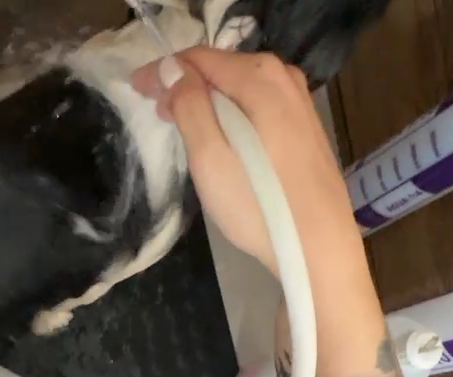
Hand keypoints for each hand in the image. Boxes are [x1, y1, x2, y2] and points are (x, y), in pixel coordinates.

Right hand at [133, 49, 356, 276]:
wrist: (317, 242)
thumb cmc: (257, 205)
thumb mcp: (211, 159)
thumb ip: (189, 108)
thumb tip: (172, 71)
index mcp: (257, 77)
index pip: (197, 58)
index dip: (162, 71)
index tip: (135, 90)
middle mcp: (282, 75)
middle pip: (221, 67)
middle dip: (184, 83)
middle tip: (156, 111)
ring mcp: (298, 99)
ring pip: (239, 85)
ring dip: (207, 98)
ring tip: (182, 123)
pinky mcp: (304, 124)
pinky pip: (257, 102)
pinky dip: (231, 110)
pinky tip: (221, 134)